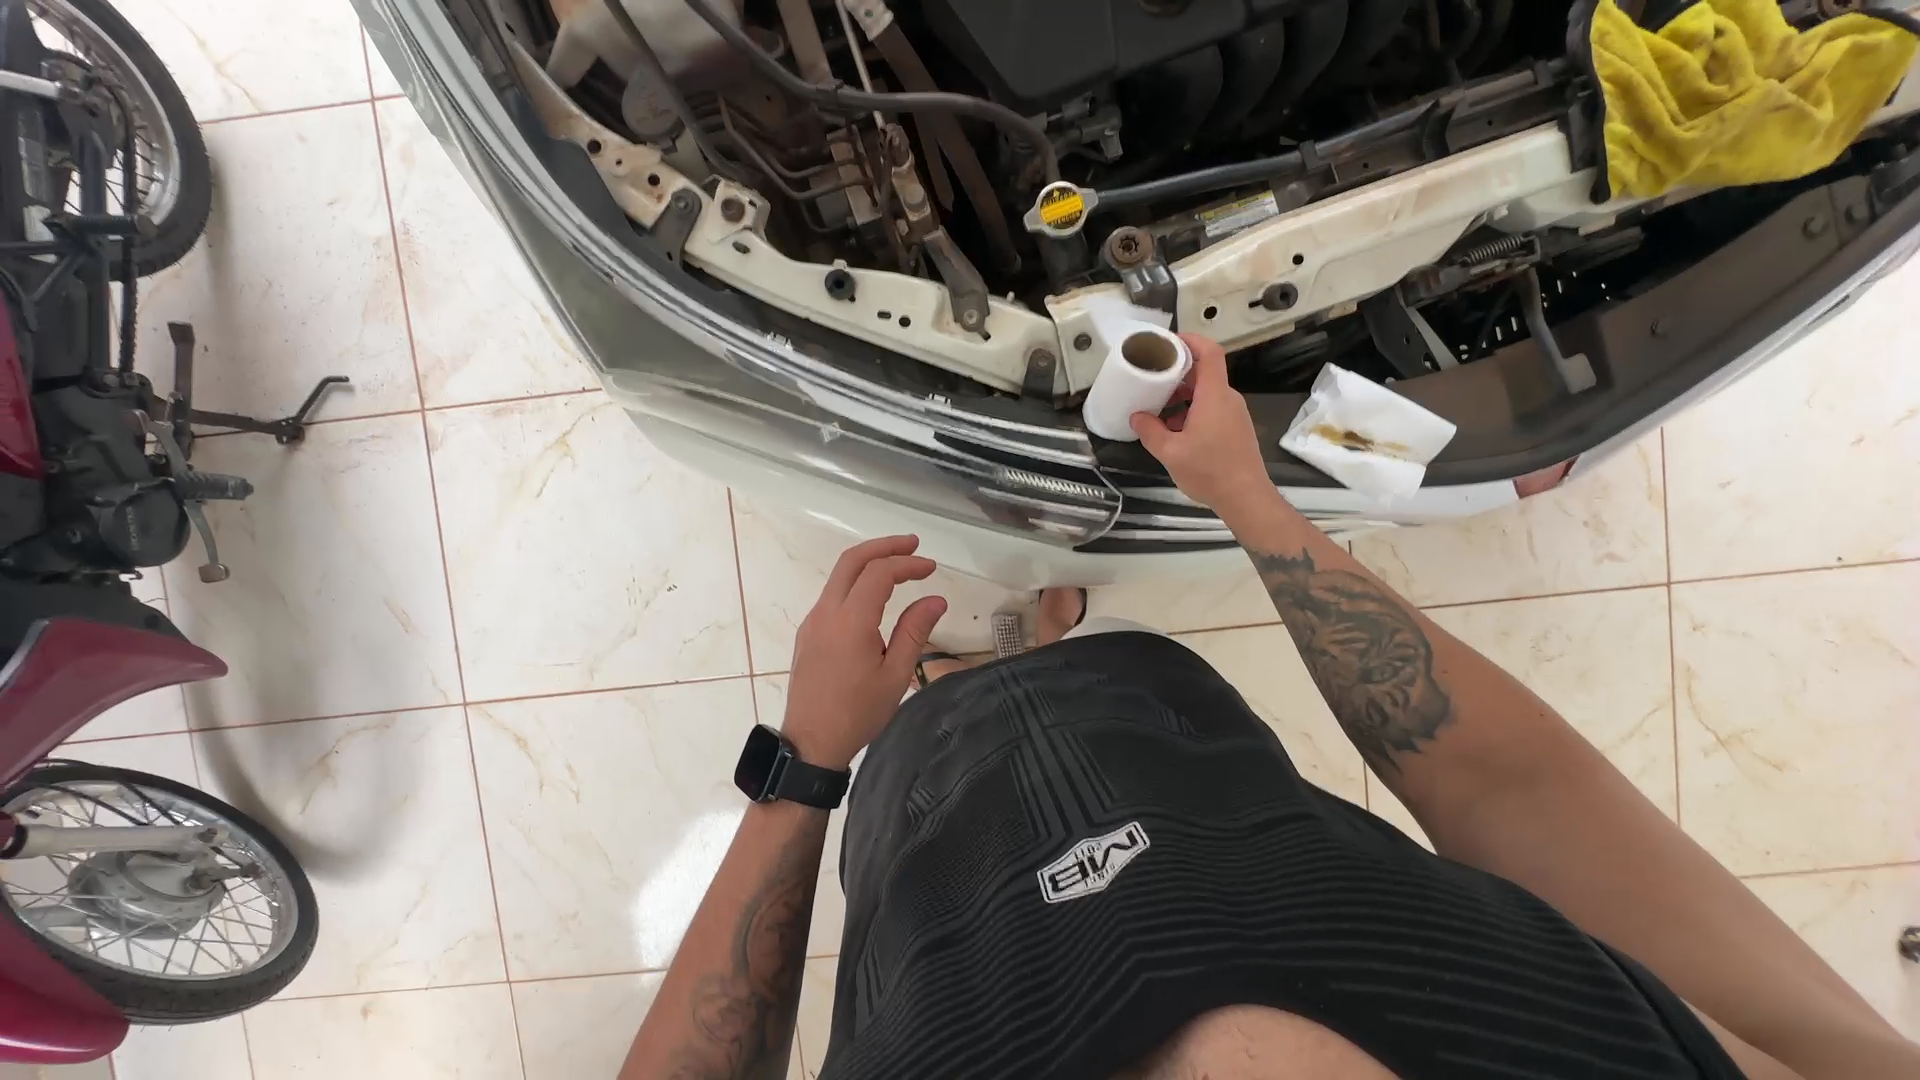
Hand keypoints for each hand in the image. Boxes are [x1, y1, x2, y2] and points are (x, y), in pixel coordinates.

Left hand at [781, 535, 947, 769]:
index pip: (879, 573)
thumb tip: (936, 600)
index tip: (932, 569)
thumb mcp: (895, 676)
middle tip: (914, 545)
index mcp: (850, 621)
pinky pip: (833, 594)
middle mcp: (826, 612)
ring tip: (899, 566)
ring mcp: (813, 621)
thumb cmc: (857, 714)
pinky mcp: (808, 633)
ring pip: (839, 576)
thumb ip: (915, 632)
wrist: (810, 743)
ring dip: (869, 563)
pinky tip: (876, 595)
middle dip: (884, 547)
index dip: (907, 564)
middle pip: (852, 560)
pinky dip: (856, 582)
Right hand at [1131, 334, 1276, 521]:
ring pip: (1206, 393)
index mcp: (1214, 396)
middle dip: (1177, 373)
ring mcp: (1234, 413)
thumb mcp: (1170, 452)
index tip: (1168, 342)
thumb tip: (1136, 417)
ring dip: (1182, 396)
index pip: (1209, 353)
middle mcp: (1227, 399)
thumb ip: (1150, 432)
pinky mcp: (1235, 428)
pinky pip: (1212, 408)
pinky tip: (1174, 429)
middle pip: (1204, 372)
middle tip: (1152, 378)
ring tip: (1158, 408)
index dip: (1190, 340)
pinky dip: (1192, 410)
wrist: (1245, 497)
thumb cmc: (1209, 471)